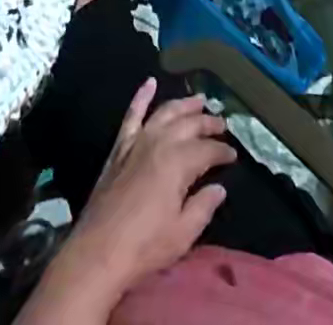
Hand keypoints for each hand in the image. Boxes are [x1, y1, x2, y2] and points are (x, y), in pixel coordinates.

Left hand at [39, 79, 234, 313]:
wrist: (99, 249)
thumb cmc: (146, 245)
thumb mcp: (184, 232)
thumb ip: (204, 205)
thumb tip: (218, 188)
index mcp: (178, 162)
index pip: (207, 150)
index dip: (222, 152)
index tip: (233, 155)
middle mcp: (159, 143)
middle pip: (189, 125)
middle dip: (208, 123)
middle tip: (222, 124)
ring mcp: (137, 141)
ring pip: (165, 113)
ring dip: (183, 104)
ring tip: (199, 100)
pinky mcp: (119, 146)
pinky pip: (132, 114)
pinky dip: (141, 96)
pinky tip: (149, 83)